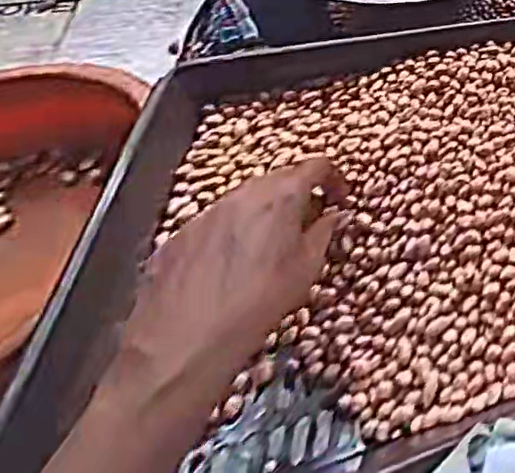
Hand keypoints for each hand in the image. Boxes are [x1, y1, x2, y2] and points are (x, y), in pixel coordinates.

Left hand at [117, 159, 345, 400]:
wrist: (181, 348)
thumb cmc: (256, 306)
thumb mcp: (307, 268)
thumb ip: (324, 232)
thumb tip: (334, 215)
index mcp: (281, 197)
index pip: (316, 166)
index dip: (333, 178)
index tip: (337, 198)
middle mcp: (242, 196)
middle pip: (278, 178)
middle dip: (297, 193)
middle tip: (307, 221)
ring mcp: (205, 215)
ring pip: (243, 199)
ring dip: (262, 212)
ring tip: (267, 245)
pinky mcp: (176, 238)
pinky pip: (212, 223)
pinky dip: (229, 232)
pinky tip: (228, 266)